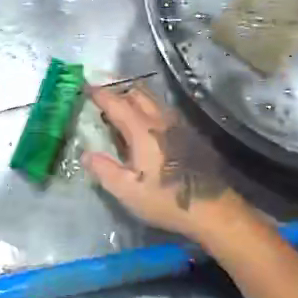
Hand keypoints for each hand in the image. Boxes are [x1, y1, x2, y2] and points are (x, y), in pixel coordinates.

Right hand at [82, 83, 260, 243]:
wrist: (212, 209)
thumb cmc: (166, 200)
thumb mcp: (128, 191)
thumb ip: (104, 170)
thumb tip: (86, 154)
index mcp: (143, 130)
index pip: (117, 103)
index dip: (100, 94)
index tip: (85, 87)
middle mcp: (161, 120)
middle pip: (138, 93)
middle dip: (118, 91)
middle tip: (101, 99)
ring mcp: (177, 125)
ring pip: (152, 100)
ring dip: (134, 98)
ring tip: (120, 111)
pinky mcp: (187, 134)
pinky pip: (162, 110)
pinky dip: (147, 109)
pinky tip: (143, 126)